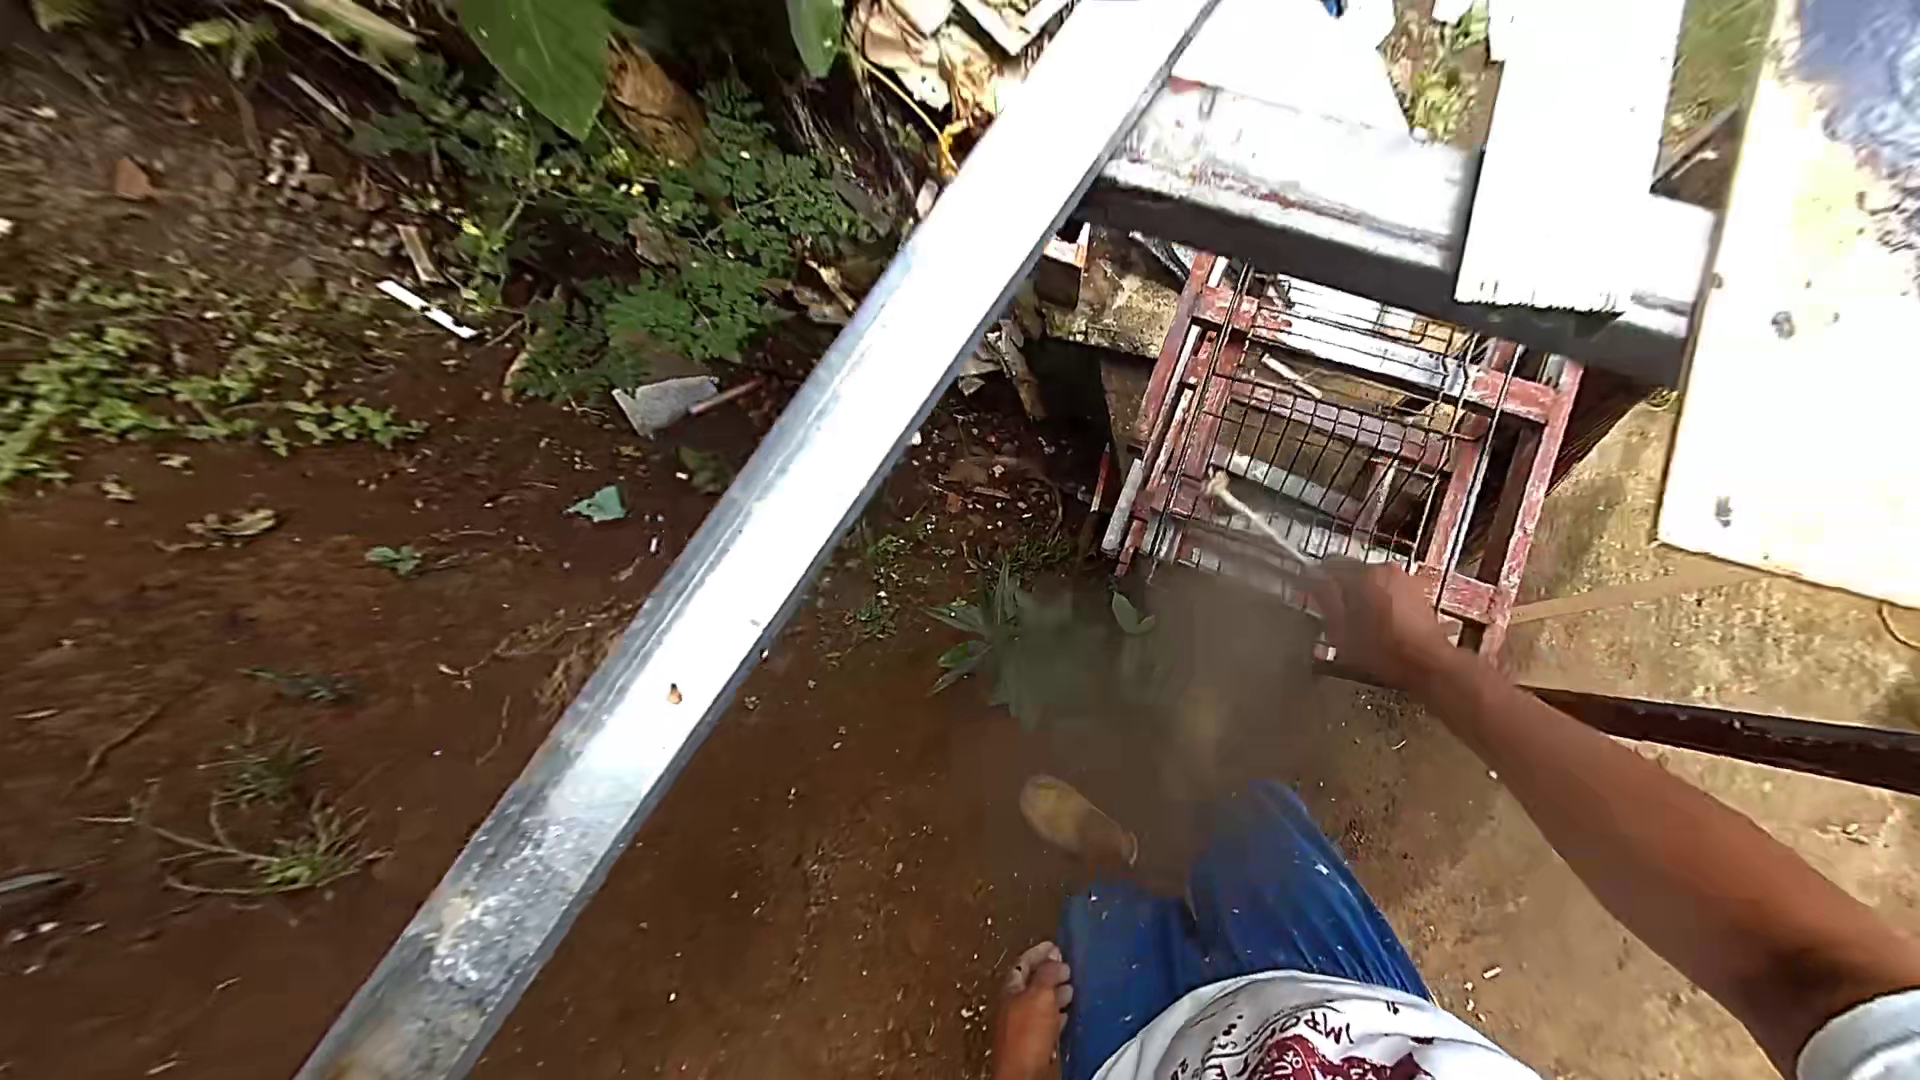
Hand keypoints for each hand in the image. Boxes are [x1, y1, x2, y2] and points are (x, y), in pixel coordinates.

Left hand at [992, 941, 1072, 1079]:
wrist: (1023, 1078)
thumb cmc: (1028, 1034)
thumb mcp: (1040, 995)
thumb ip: (1047, 974)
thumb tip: (1055, 958)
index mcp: (1011, 988)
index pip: (1024, 962)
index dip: (1039, 952)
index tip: (1054, 945)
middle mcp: (1014, 1005)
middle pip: (1033, 982)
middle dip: (1050, 972)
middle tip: (1067, 966)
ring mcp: (1022, 1026)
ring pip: (1040, 1003)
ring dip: (1056, 994)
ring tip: (1071, 989)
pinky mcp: (1032, 1046)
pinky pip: (1046, 1023)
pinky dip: (1057, 1015)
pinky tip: (1066, 1016)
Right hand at [1310, 559, 1458, 688]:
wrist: (1430, 665)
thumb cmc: (1380, 647)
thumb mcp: (1339, 626)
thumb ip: (1322, 597)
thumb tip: (1309, 578)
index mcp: (1365, 573)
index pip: (1329, 564)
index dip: (1314, 579)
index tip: (1308, 595)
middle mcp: (1387, 570)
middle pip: (1352, 573)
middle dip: (1339, 590)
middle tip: (1331, 614)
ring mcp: (1407, 581)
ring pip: (1370, 583)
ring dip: (1359, 597)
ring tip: (1354, 623)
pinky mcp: (1419, 595)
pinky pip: (1387, 592)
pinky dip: (1378, 602)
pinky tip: (1376, 625)